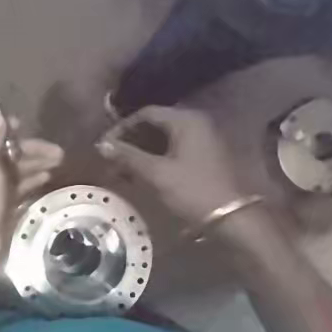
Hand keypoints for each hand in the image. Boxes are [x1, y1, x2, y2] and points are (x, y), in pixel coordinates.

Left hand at [0, 107, 63, 251]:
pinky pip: (23, 185)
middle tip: (59, 152)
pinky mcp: (7, 202)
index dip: (5, 126)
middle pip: (11, 151)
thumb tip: (0, 117)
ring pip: (20, 168)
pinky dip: (34, 179)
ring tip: (60, 162)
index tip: (25, 125)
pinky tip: (48, 177)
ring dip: (38, 163)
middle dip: (34, 148)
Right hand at [96, 106, 250, 227]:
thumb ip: (128, 157)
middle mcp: (196, 123)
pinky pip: (174, 150)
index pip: (146, 113)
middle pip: (155, 124)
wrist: (230, 218)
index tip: (104, 146)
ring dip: (142, 152)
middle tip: (111, 159)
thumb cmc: (192, 191)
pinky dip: (156, 159)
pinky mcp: (204, 157)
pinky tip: (142, 174)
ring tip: (122, 169)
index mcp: (186, 120)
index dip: (122, 128)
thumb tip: (101, 145)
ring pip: (164, 139)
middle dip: (131, 141)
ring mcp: (202, 140)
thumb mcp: (157, 174)